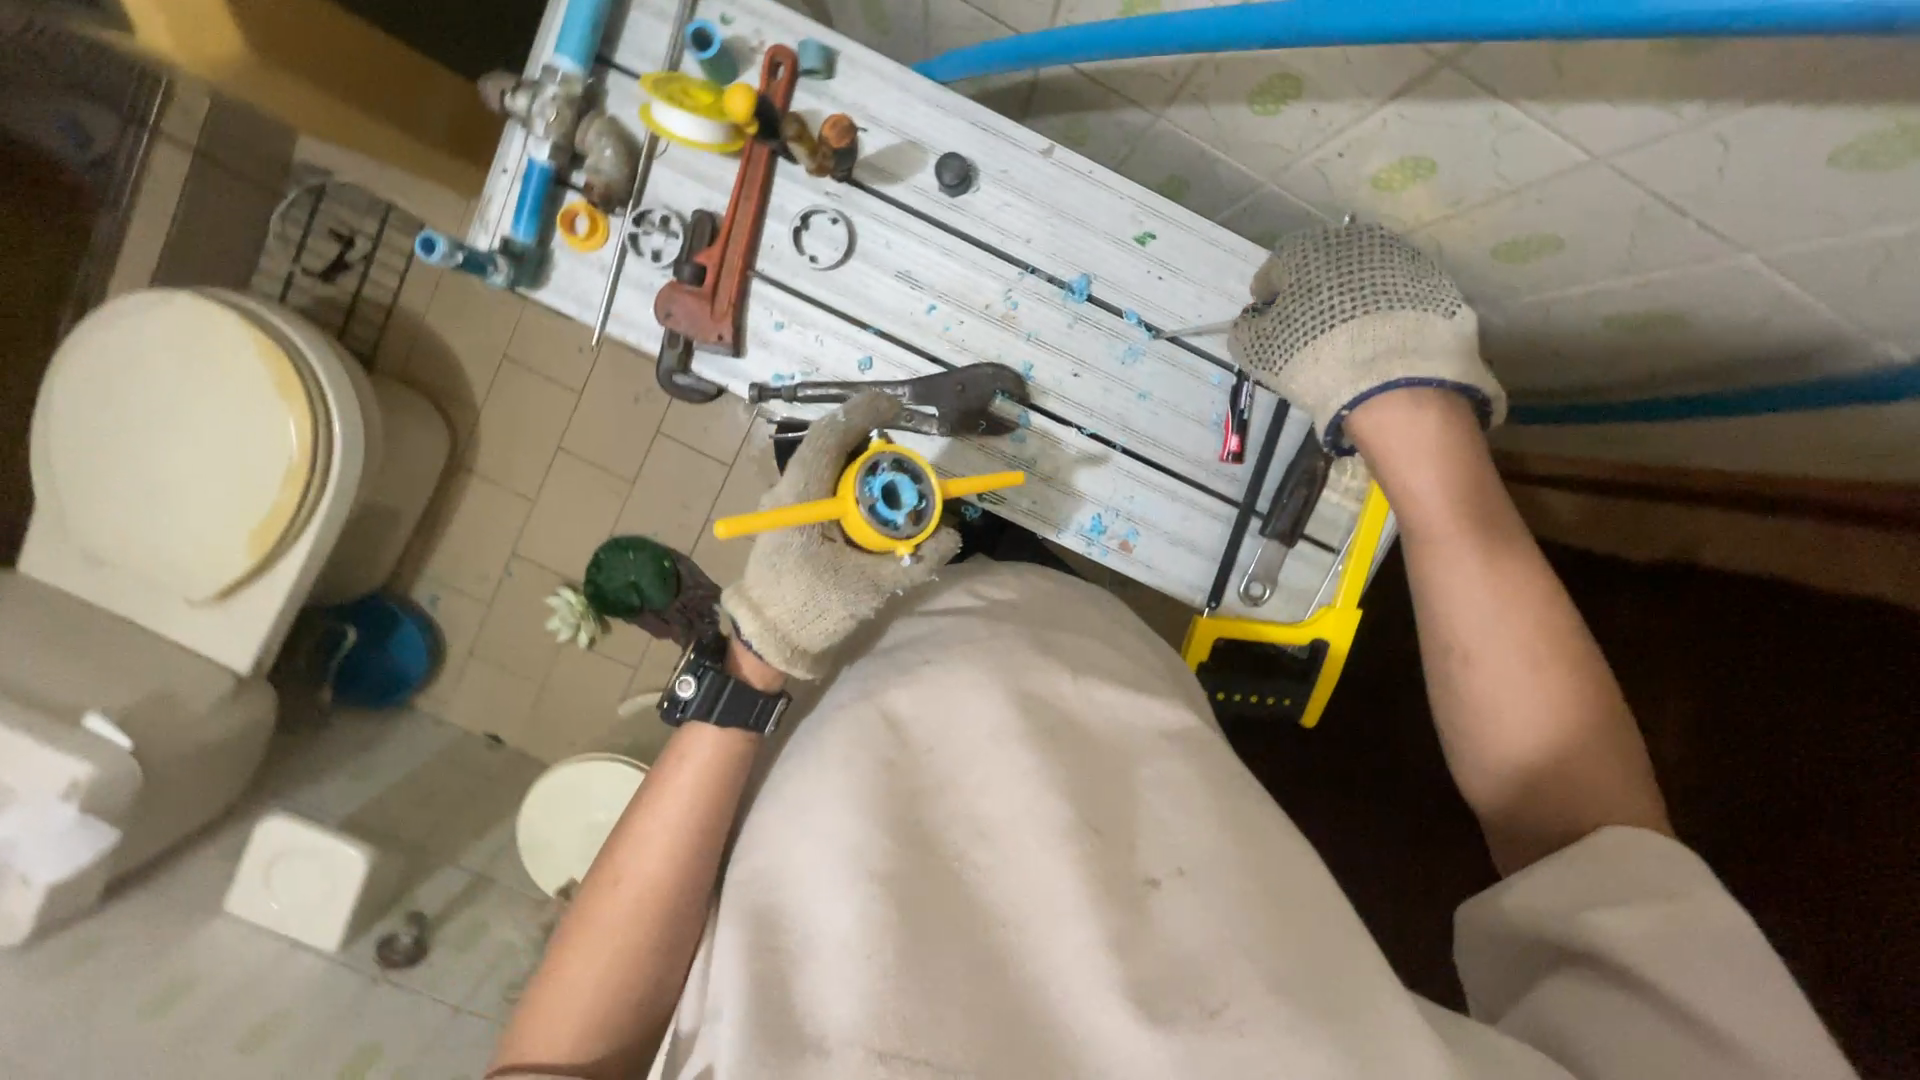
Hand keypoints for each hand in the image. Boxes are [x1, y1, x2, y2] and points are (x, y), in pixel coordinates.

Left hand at [719, 391, 961, 678]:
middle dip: (870, 444)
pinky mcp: (791, 519)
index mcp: (800, 499)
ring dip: (862, 468)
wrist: (768, 642)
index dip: (862, 414)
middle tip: (906, 459)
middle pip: (831, 448)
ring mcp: (785, 505)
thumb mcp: (870, 588)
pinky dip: (853, 488)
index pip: (828, 438)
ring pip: (828, 468)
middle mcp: (788, 493)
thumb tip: (953, 534)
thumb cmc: (812, 612)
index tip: (895, 406)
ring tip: (895, 483)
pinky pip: (825, 489)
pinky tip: (874, 506)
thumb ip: (915, 561)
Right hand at [1229, 223, 1506, 455]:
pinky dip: (1386, 312)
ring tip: (1349, 339)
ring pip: (1362, 278)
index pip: (1275, 269)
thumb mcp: (1258, 351)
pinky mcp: (1434, 281)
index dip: (1268, 298)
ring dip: (1351, 300)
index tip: (1269, 323)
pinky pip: (1397, 295)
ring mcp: (1399, 257)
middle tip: (1309, 331)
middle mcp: (1353, 240)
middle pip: (1322, 267)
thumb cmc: (1312, 355)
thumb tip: (1252, 322)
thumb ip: (1245, 330)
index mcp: (1305, 248)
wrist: (1394, 377)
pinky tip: (1381, 343)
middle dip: (1312, 294)